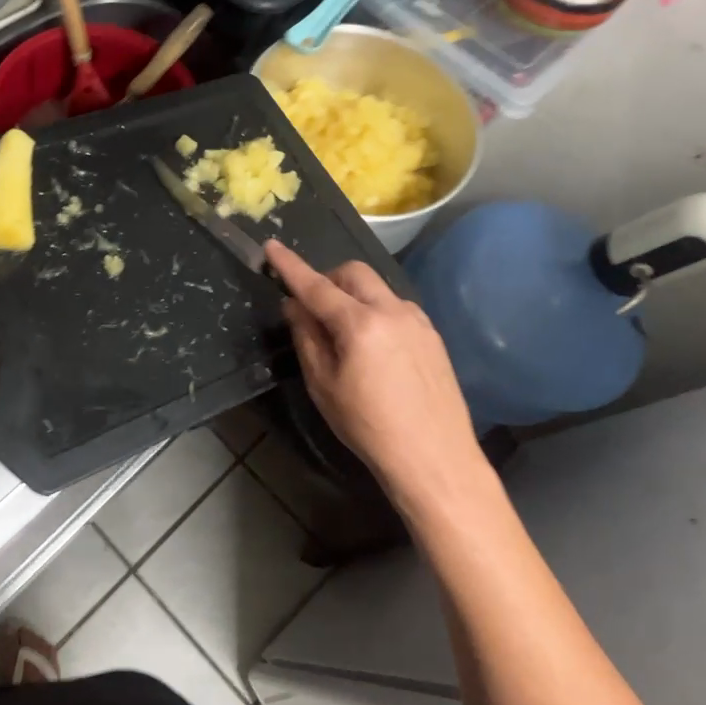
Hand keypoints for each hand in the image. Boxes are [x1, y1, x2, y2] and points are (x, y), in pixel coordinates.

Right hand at [264, 240, 483, 508]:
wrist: (434, 457)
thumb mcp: (323, 386)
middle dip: (328, 278)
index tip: (271, 247)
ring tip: (344, 336)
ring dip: (354, 297)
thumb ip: (307, 338)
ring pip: (378, 289)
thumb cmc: (368, 426)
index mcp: (360, 324)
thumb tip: (294, 306)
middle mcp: (393, 311)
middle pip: (354, 273)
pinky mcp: (433, 336)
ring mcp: (418, 321)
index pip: (317, 286)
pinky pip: (396, 308)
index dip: (290, 266)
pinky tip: (373, 349)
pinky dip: (375, 313)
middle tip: (312, 307)